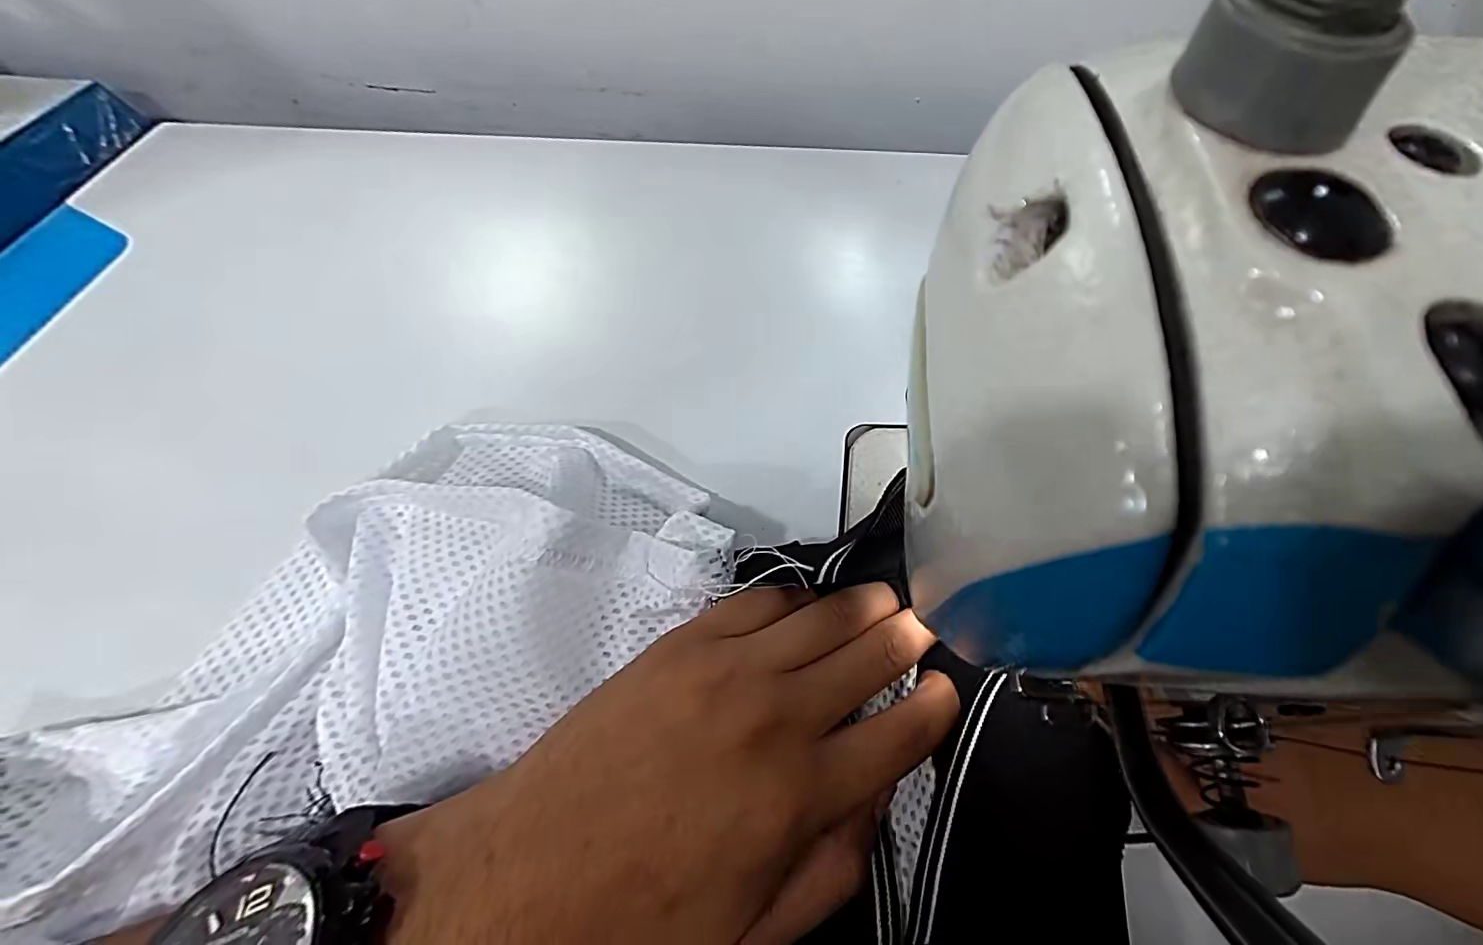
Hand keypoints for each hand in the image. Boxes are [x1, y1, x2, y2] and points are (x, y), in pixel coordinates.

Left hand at [373, 582, 959, 944]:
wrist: (512, 890)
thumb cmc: (642, 925)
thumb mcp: (757, 934)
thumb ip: (839, 865)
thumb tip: (880, 791)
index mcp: (803, 795)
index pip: (906, 727)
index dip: (938, 702)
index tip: (943, 690)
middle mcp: (779, 717)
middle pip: (877, 650)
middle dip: (912, 637)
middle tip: (919, 632)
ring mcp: (730, 670)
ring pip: (830, 611)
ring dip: (868, 605)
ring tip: (882, 605)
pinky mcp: (685, 643)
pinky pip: (764, 598)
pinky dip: (797, 600)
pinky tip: (803, 612)